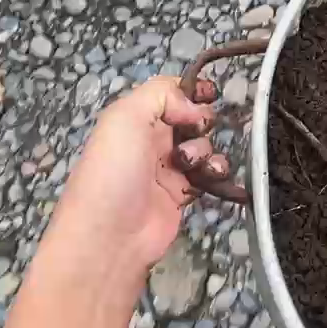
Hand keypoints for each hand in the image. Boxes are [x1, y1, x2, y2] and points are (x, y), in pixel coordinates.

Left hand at [58, 76, 224, 273]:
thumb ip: (162, 94)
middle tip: (196, 130)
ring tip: (194, 163)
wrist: (111, 237)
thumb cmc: (114, 172)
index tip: (210, 93)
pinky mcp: (182, 192)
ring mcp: (167, 168)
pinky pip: (208, 173)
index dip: (191, 90)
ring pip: (203, 145)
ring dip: (208, 148)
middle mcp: (150, 140)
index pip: (169, 93)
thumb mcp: (125, 117)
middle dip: (201, 120)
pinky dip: (215, 171)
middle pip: (191, 118)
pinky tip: (210, 176)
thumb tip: (195, 108)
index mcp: (133, 119)